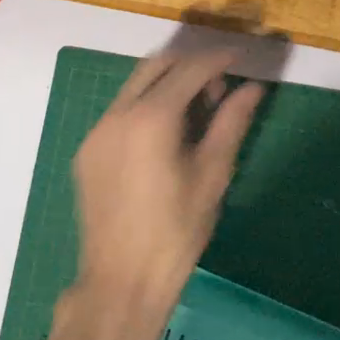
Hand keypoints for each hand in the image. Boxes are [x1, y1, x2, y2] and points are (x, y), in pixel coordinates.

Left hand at [68, 51, 263, 327]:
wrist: (122, 281)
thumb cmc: (176, 232)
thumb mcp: (212, 175)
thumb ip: (231, 123)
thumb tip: (252, 88)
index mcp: (150, 118)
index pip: (188, 69)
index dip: (218, 59)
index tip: (241, 58)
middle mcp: (116, 114)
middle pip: (155, 66)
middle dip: (190, 66)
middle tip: (220, 88)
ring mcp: (96, 132)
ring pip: (134, 87)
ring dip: (167, 85)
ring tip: (197, 113)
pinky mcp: (87, 151)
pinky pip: (119, 112)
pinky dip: (146, 107)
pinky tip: (167, 135)